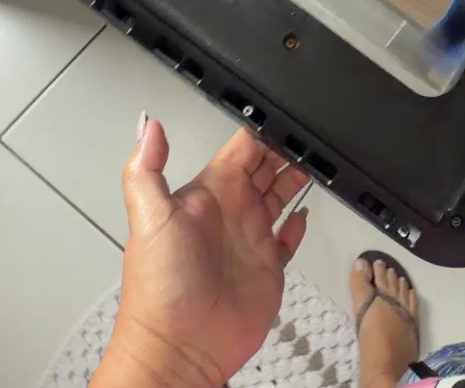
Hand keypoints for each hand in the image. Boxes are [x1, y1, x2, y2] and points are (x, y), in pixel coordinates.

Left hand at [94, 119, 311, 387]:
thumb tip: (148, 126)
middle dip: (287, 146)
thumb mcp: (150, 218)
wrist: (179, 350)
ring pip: (280, 193)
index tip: (286, 116)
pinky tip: (304, 213)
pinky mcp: (269, 266)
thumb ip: (147, 169)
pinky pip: (288, 238)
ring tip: (317, 161)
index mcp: (210, 190)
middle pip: (267, 164)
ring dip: (296, 175)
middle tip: (311, 134)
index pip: (244, 146)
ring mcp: (252, 237)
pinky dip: (299, 224)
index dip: (264, 129)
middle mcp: (233, 209)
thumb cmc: (160, 288)